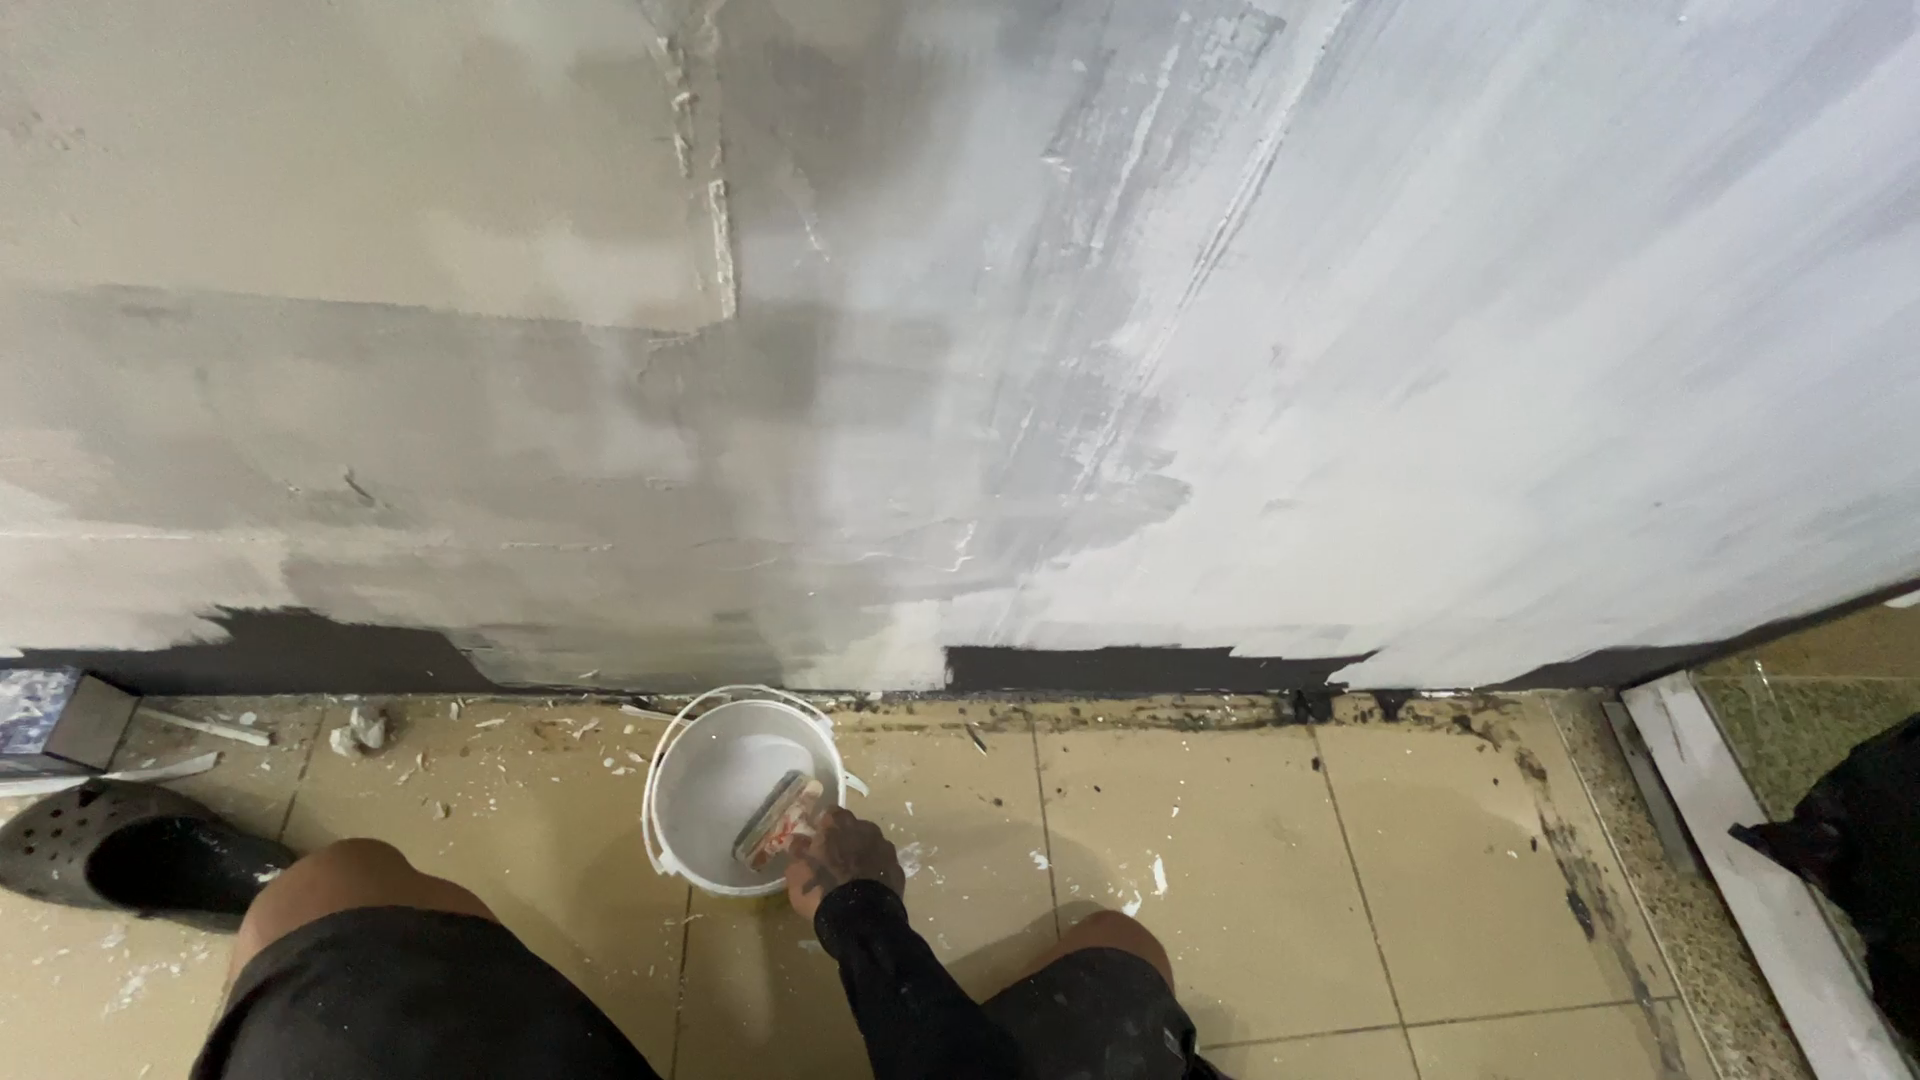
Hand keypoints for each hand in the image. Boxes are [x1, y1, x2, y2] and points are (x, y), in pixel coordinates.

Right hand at [784, 806, 904, 921]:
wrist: (860, 916)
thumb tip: (796, 840)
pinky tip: (868, 886)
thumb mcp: (797, 872)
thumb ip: (798, 851)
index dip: (824, 825)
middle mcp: (865, 829)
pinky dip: (875, 870)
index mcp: (839, 825)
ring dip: (863, 853)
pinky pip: (883, 863)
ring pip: (871, 844)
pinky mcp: (896, 867)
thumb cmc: (822, 889)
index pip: (831, 813)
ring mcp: (884, 847)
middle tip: (836, 857)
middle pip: (854, 827)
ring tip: (853, 874)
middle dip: (846, 837)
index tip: (818, 838)